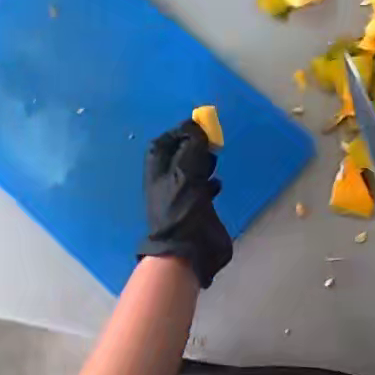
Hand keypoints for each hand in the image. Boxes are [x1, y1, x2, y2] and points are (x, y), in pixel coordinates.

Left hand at [138, 121, 232, 287]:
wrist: (186, 248)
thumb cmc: (182, 206)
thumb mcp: (186, 170)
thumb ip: (192, 145)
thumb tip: (197, 125)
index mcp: (158, 166)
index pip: (168, 138)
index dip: (184, 131)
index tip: (203, 128)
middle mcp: (166, 177)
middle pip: (181, 153)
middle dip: (197, 148)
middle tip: (211, 147)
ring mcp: (179, 194)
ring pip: (192, 170)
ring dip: (204, 165)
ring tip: (213, 165)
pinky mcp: (193, 207)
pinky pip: (202, 188)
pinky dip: (210, 183)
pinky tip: (217, 186)